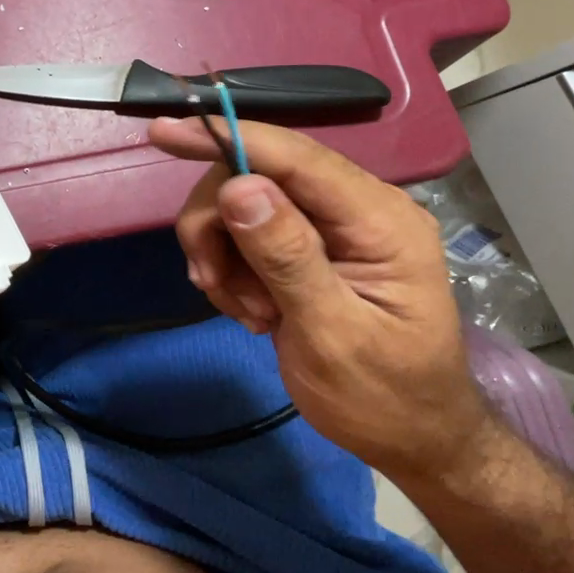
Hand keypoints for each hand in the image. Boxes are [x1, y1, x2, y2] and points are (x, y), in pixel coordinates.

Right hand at [147, 116, 494, 478]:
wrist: (409, 441)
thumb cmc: (385, 397)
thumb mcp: (335, 335)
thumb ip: (289, 258)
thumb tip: (238, 188)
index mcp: (379, 220)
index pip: (294, 157)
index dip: (227, 137)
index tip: (163, 131)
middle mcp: (352, 208)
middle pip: (253, 175)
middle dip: (216, 225)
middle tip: (210, 281)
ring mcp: (326, 226)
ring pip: (236, 203)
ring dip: (220, 254)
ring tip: (242, 309)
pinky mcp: (301, 246)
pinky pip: (238, 233)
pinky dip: (227, 269)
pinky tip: (248, 309)